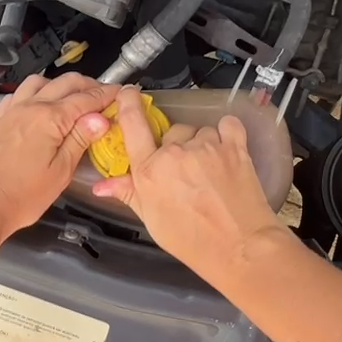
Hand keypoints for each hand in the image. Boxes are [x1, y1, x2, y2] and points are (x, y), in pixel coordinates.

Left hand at [0, 73, 119, 239]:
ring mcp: (12, 111)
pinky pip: (20, 93)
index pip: (85, 99)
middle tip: (105, 94)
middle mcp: (30, 107)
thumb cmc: (22, 195)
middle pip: (65, 83)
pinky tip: (41, 102)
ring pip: (41, 82)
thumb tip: (101, 117)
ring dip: (61, 84)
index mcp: (49, 118)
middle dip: (89, 85)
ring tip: (75, 96)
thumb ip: (80, 139)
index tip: (121, 92)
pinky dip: (37, 91)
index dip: (106, 94)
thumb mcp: (61, 171)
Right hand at [91, 86, 290, 281]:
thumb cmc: (193, 240)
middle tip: (183, 172)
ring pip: (198, 131)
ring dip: (200, 143)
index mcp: (150, 170)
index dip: (127, 103)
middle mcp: (176, 152)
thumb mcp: (151, 220)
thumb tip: (101, 185)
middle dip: (174, 146)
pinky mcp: (234, 146)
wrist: (241, 248)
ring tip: (207, 170)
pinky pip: (227, 125)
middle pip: (170, 132)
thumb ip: (128, 193)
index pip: (132, 123)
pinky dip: (226, 132)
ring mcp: (207, 146)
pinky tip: (225, 150)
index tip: (128, 93)